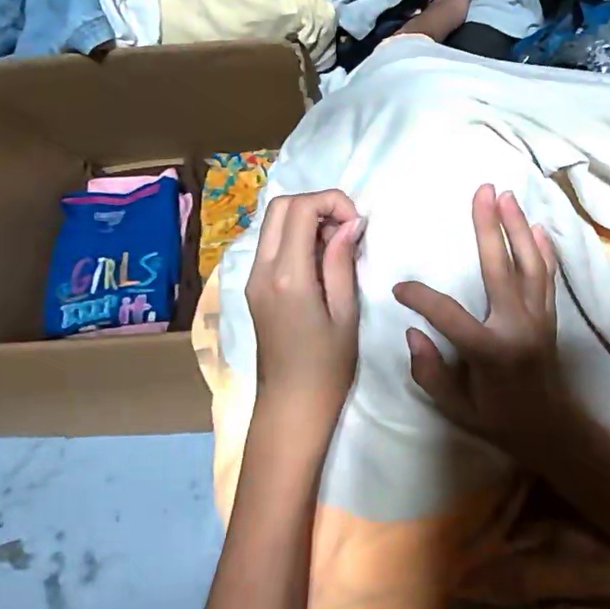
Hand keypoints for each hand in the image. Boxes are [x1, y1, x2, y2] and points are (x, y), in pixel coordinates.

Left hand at [246, 190, 365, 416]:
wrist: (290, 406)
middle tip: (346, 229)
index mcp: (287, 275)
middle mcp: (261, 269)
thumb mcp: (345, 312)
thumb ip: (342, 261)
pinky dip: (295, 238)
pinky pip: (271, 245)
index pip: (300, 209)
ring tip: (336, 248)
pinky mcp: (253, 288)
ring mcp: (252, 278)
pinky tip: (319, 263)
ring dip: (305, 220)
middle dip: (316, 204)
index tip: (357, 224)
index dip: (332, 202)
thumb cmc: (327, 366)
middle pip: (280, 206)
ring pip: (273, 223)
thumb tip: (351, 222)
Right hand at [394, 184, 571, 453]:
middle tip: (483, 191)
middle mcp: (518, 327)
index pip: (447, 314)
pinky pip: (548, 278)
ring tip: (507, 196)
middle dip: (490, 228)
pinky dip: (544, 251)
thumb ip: (430, 372)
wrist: (553, 431)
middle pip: (501, 269)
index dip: (420, 297)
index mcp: (490, 351)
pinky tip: (538, 228)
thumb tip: (413, 333)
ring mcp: (539, 319)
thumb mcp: (456, 408)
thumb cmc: (499, 420)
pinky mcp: (550, 317)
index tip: (399, 288)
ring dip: (518, 227)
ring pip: (530, 265)